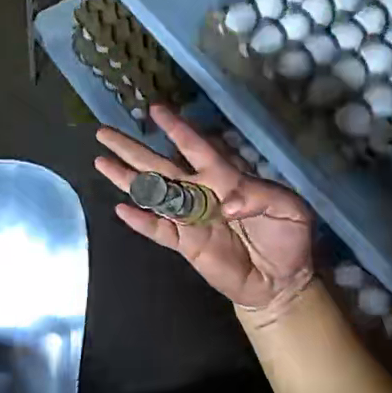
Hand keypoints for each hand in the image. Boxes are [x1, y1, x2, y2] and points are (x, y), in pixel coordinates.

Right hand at [95, 105, 314, 314]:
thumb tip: (227, 202)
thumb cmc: (288, 239)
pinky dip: (141, 221)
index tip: (156, 111)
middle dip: (134, 149)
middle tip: (105, 131)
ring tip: (101, 161)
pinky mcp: (185, 244)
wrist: (281, 281)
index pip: (198, 149)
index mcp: (227, 178)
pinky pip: (159, 230)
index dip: (178, 131)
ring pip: (153, 194)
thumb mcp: (290, 210)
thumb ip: (261, 198)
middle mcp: (202, 193)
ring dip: (127, 178)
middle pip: (162, 166)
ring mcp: (190, 219)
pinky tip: (121, 209)